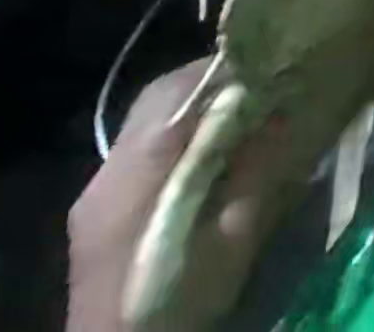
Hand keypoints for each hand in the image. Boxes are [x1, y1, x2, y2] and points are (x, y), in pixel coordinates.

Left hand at [67, 57, 277, 331]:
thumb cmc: (180, 307)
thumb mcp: (231, 242)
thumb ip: (253, 172)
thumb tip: (278, 115)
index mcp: (138, 174)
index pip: (175, 95)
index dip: (218, 73)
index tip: (258, 67)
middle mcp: (107, 171)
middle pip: (155, 99)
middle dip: (204, 81)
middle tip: (248, 83)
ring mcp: (95, 190)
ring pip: (144, 119)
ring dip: (188, 105)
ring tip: (231, 110)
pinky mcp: (95, 210)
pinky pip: (137, 145)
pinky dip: (172, 132)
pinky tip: (200, 150)